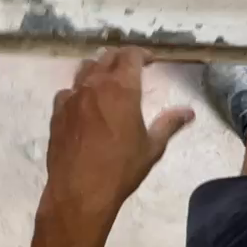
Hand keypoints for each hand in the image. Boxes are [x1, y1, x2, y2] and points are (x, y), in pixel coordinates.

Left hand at [42, 48, 193, 224]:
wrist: (80, 191)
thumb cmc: (121, 169)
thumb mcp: (152, 147)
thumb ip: (169, 124)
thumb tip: (189, 112)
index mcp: (122, 89)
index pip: (131, 56)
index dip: (142, 54)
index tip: (150, 61)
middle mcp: (95, 85)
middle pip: (107, 57)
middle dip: (121, 58)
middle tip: (131, 67)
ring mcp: (72, 97)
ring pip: (84, 69)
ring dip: (99, 68)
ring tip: (107, 78)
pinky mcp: (57, 112)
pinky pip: (68, 91)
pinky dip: (79, 90)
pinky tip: (84, 103)